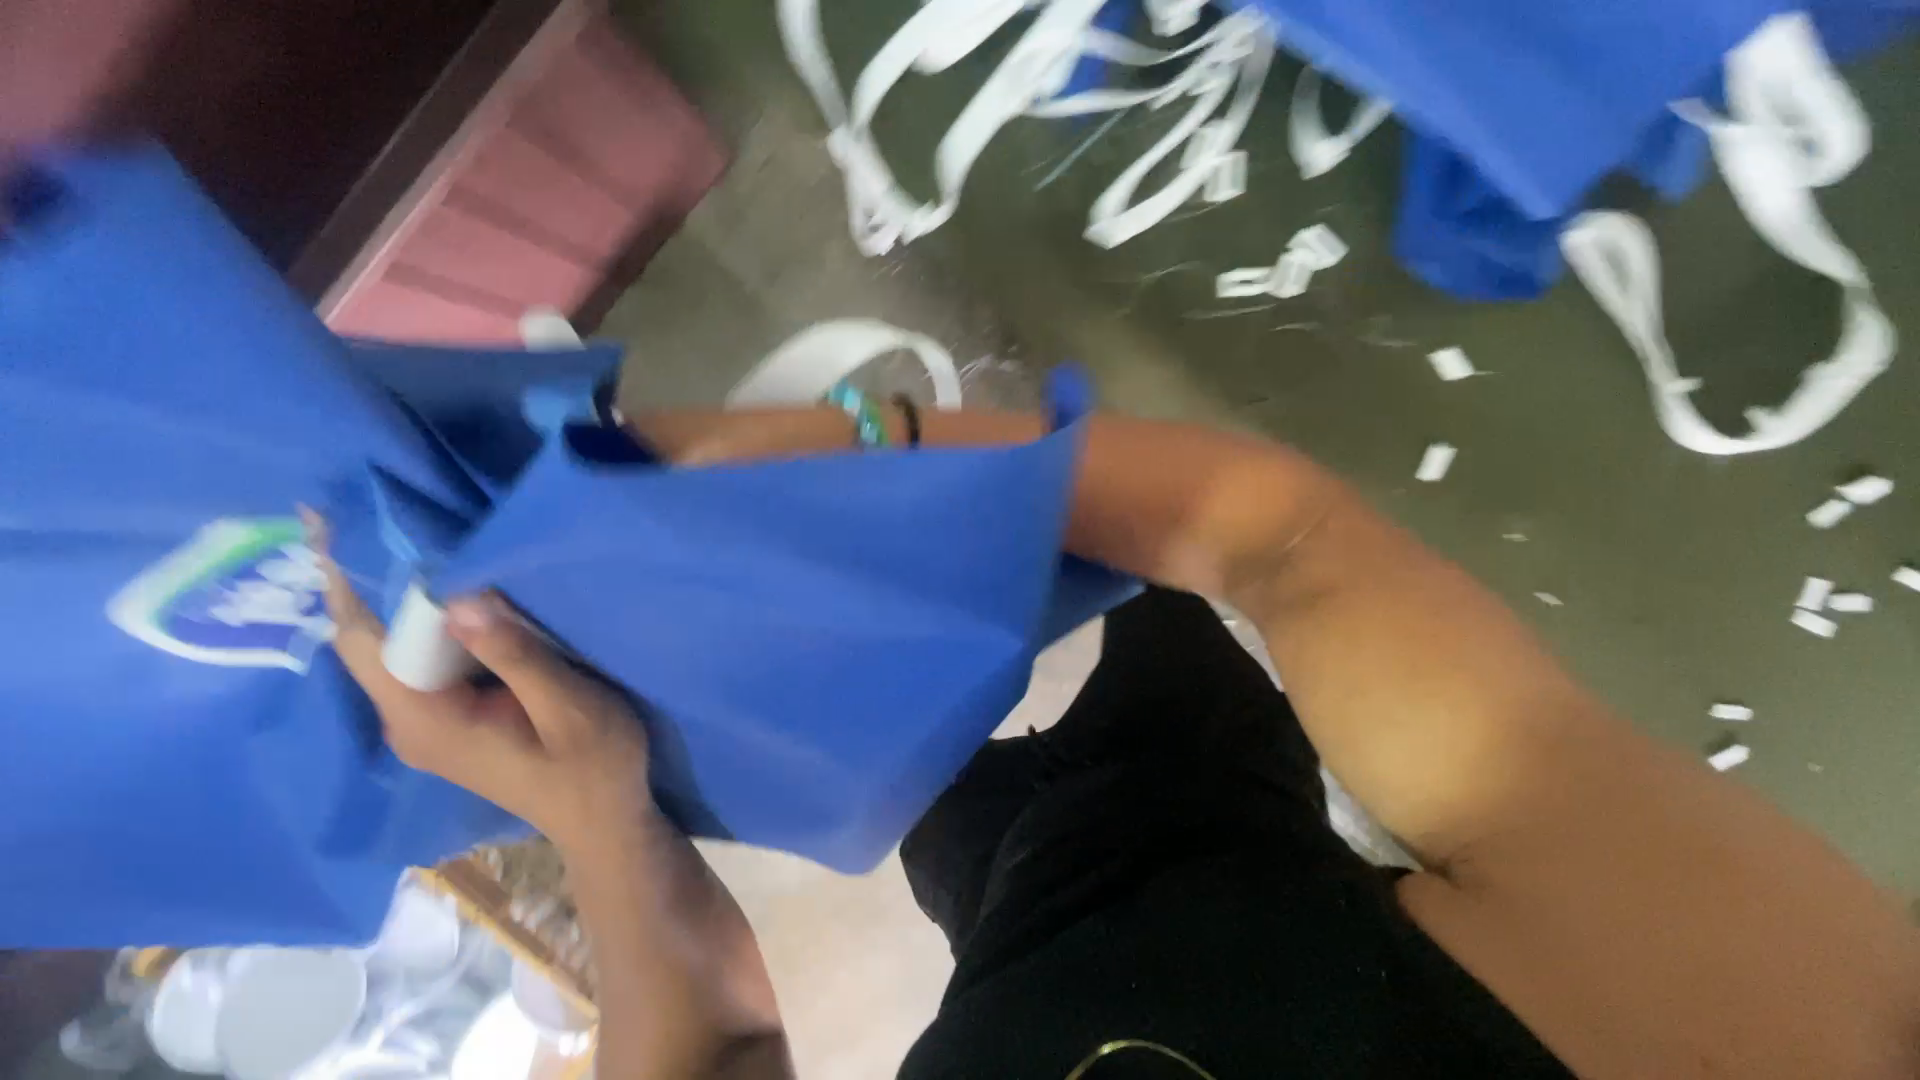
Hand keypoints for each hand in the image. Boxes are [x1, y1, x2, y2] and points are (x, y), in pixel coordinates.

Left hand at [308, 514, 655, 852]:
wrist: (606, 822)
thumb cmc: (595, 767)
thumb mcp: (570, 707)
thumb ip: (516, 656)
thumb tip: (460, 598)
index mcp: (428, 720)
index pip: (367, 643)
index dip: (349, 582)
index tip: (331, 522)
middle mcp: (409, 721)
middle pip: (373, 640)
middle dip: (373, 578)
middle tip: (381, 508)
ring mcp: (428, 722)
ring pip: (399, 648)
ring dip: (408, 596)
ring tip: (417, 533)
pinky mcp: (450, 719)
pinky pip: (426, 660)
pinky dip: (436, 620)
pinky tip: (457, 590)